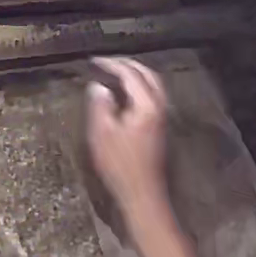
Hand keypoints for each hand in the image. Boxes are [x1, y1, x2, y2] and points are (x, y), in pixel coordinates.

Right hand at [86, 57, 171, 223]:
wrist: (142, 195)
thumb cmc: (119, 165)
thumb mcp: (102, 133)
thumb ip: (100, 105)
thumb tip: (99, 86)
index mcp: (146, 105)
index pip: (130, 74)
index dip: (112, 64)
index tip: (94, 61)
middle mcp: (158, 107)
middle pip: (147, 75)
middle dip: (128, 64)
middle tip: (107, 61)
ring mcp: (161, 117)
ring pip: (153, 84)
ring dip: (135, 73)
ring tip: (115, 71)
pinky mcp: (159, 127)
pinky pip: (152, 94)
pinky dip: (139, 85)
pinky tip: (125, 92)